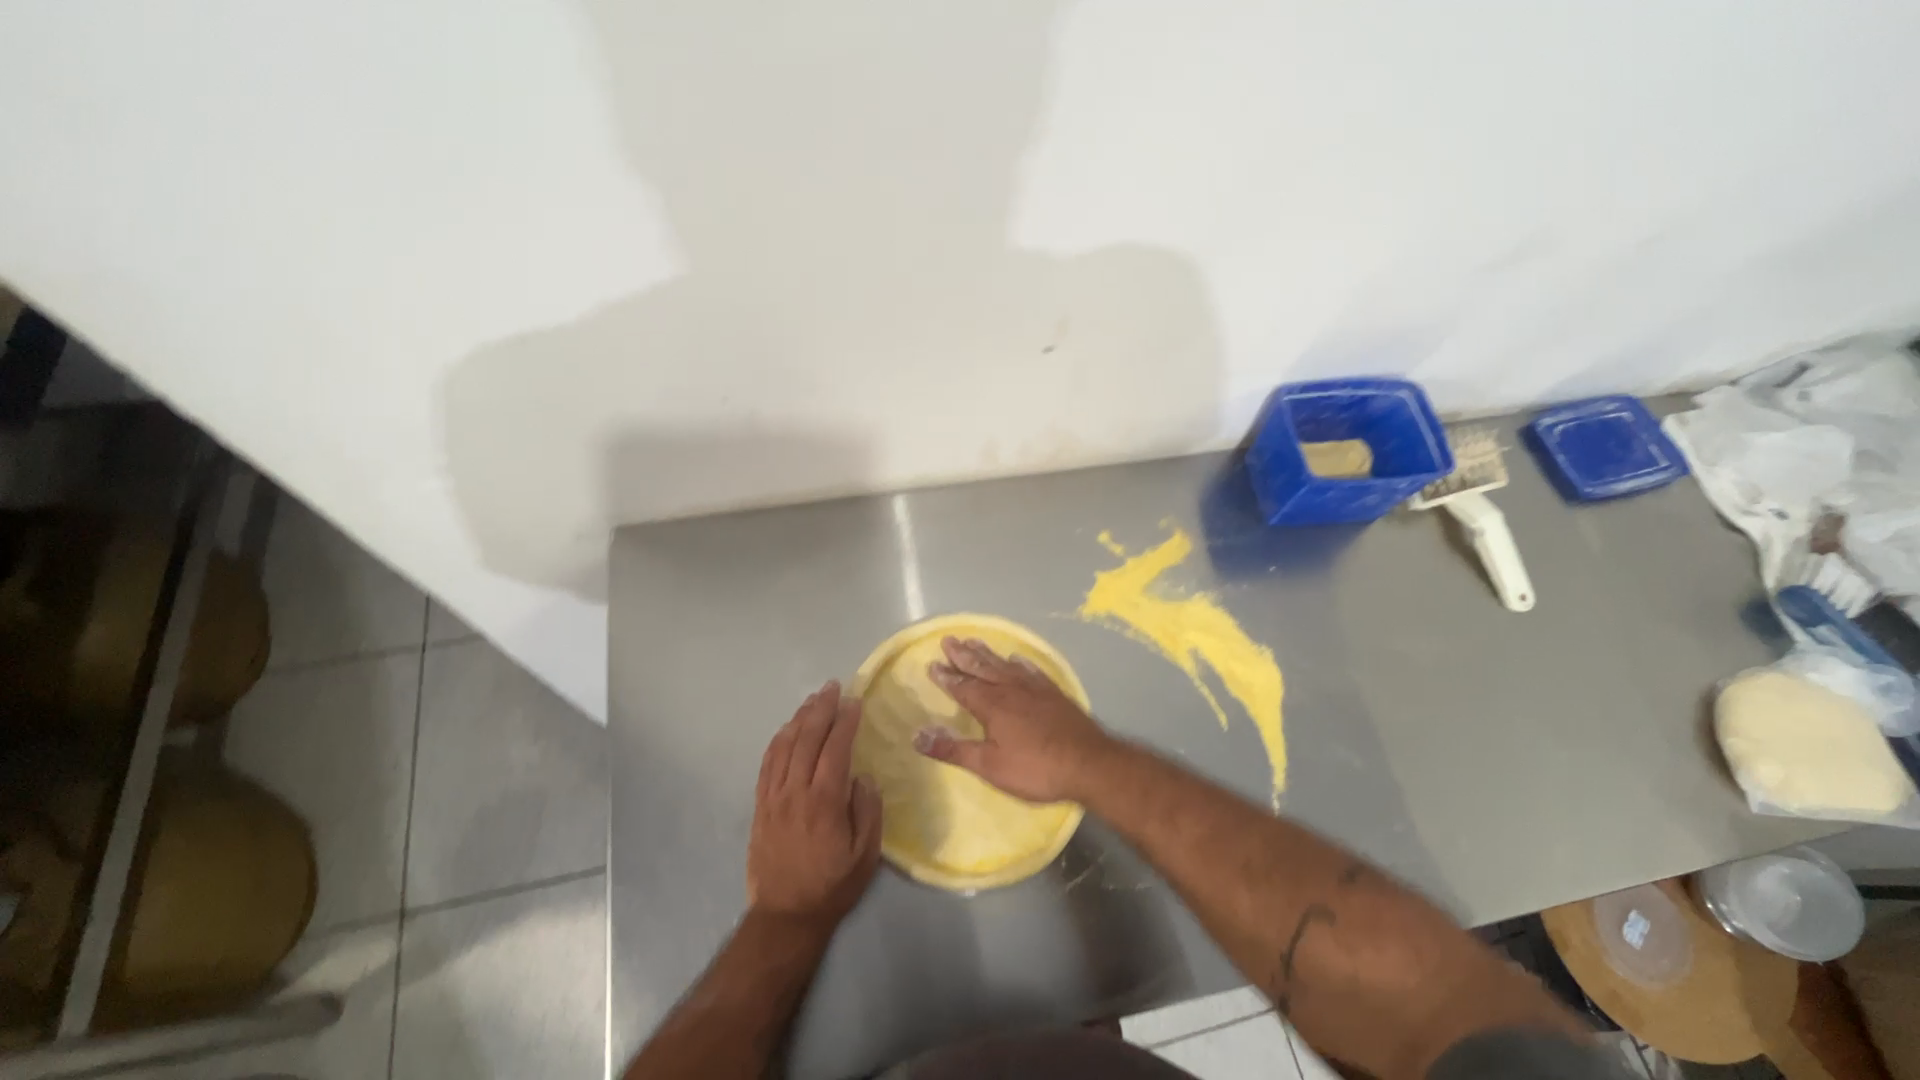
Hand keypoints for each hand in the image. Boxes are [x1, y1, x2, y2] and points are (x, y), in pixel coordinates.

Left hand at [748, 680, 882, 927]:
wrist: (786, 915)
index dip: (845, 722)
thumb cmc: (833, 885)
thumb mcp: (866, 854)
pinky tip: (787, 730)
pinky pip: (767, 764)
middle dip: (821, 709)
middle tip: (833, 687)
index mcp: (824, 802)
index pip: (835, 749)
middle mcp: (795, 792)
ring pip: (784, 746)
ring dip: (799, 719)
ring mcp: (773, 797)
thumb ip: (867, 811)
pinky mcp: (761, 805)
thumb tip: (862, 776)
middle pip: (806, 739)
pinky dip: (778, 741)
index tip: (855, 701)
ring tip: (813, 700)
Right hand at [916, 636, 1117, 802]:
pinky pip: (1033, 672)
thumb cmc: (1035, 769)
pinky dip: (1021, 664)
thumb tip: (917, 735)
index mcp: (992, 706)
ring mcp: (1036, 690)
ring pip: (1006, 666)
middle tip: (949, 640)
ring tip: (974, 641)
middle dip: (963, 656)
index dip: (947, 677)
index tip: (933, 664)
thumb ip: (953, 750)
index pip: (963, 687)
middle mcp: (1011, 690)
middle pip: (982, 668)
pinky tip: (1018, 659)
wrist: (1089, 764)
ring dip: (988, 654)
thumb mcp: (989, 766)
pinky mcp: (1055, 695)